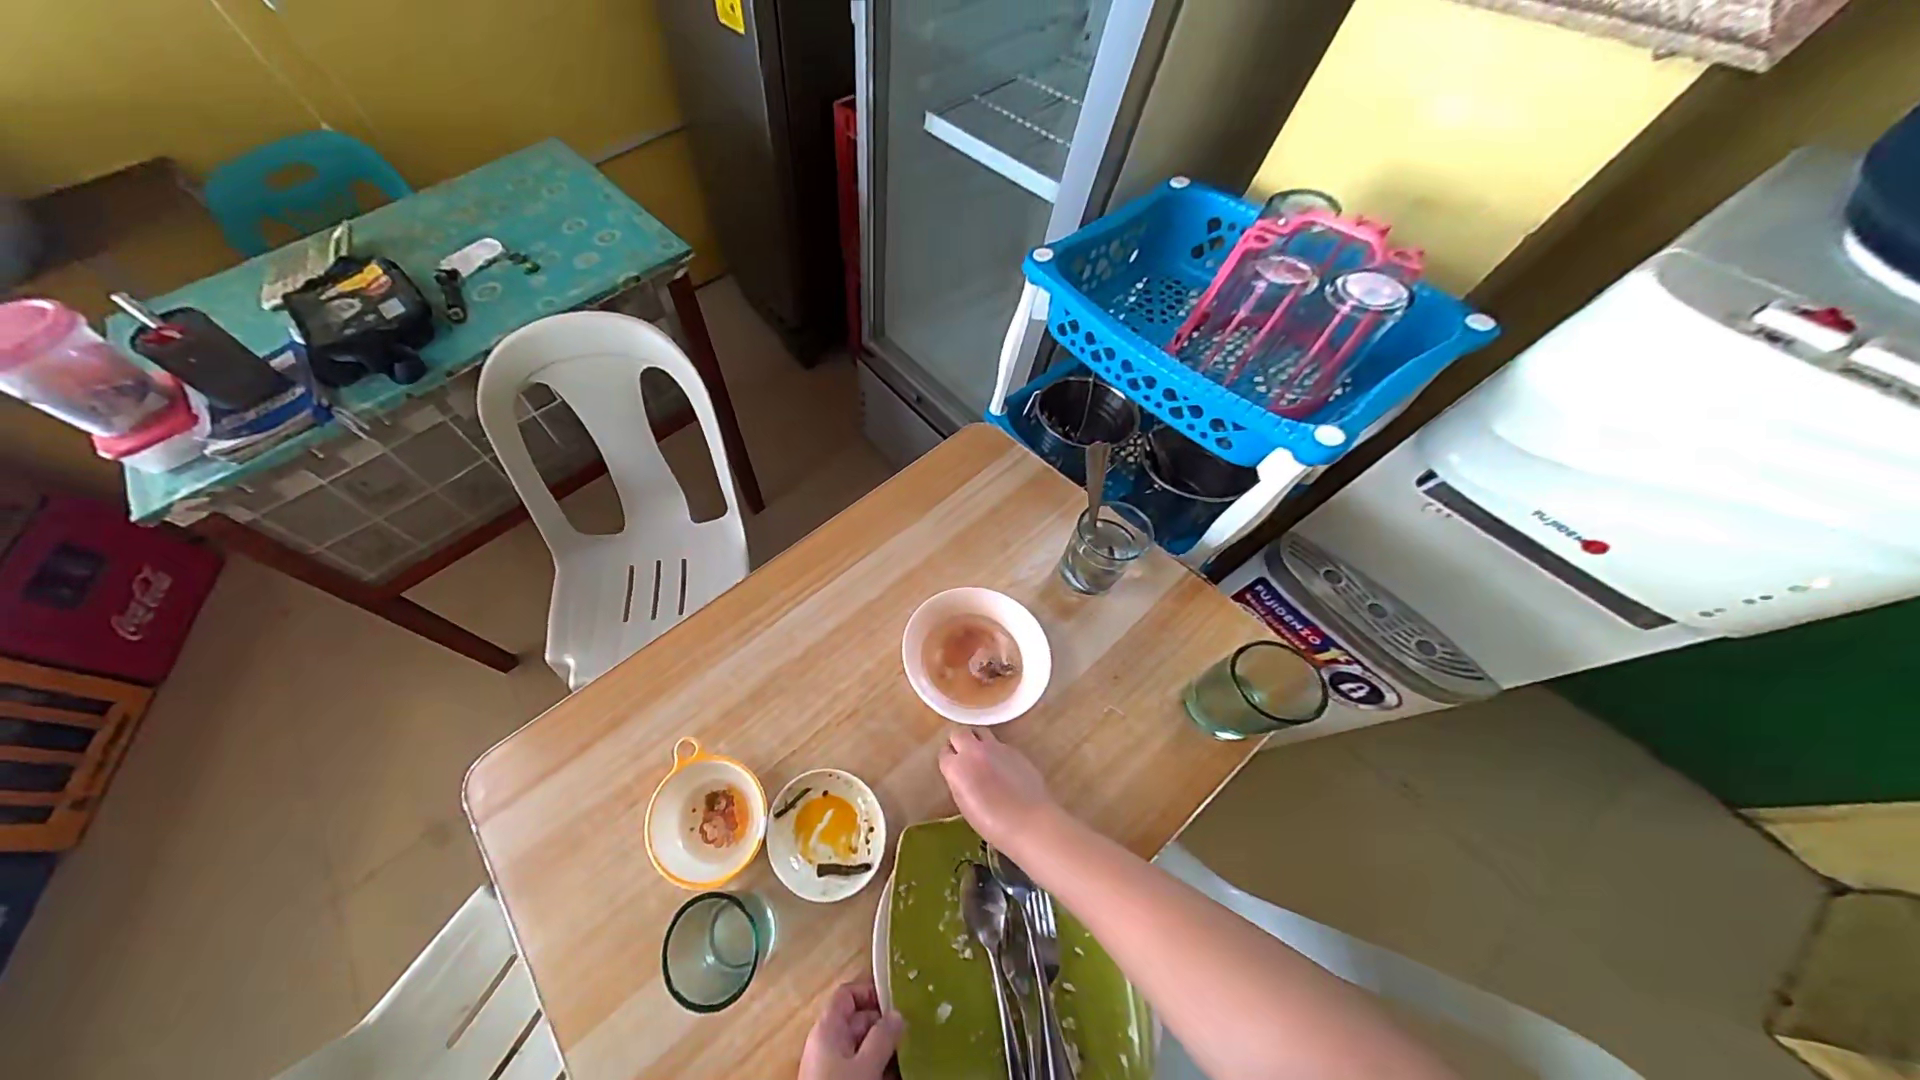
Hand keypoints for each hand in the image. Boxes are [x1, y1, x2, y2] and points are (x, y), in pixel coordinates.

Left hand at [799, 979, 903, 1079]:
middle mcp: (828, 1044)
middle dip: (884, 1027)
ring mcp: (831, 1069)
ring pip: (863, 1048)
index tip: (896, 1002)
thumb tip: (897, 1014)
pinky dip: (878, 1070)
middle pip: (858, 1021)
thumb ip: (883, 1037)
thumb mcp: (866, 1066)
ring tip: (909, 1057)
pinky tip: (897, 1076)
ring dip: (885, 1052)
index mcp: (827, 1029)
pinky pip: (861, 1070)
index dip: (870, 992)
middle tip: (910, 1033)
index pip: (847, 995)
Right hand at [938, 728, 1057, 850]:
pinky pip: (999, 744)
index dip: (948, 760)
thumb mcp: (964, 805)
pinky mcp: (1014, 749)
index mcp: (956, 767)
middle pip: (959, 733)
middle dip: (958, 741)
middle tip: (963, 755)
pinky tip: (1003, 768)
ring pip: (980, 732)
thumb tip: (961, 774)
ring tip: (982, 756)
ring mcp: (996, 747)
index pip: (944, 753)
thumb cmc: (992, 823)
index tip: (952, 767)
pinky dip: (996, 751)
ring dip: (977, 740)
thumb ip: (959, 782)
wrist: (1029, 821)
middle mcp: (973, 751)